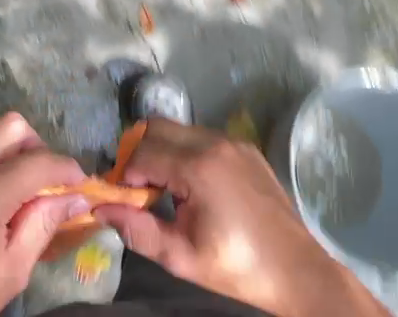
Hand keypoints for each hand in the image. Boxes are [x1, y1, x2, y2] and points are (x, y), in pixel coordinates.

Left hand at [0, 112, 90, 316]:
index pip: (38, 161)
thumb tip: (74, 197)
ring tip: (10, 198)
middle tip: (42, 183)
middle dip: (35, 148)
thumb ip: (43, 225)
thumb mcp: (10, 273)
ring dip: (6, 156)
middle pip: (11, 126)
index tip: (79, 184)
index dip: (66, 168)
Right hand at [92, 120, 388, 316]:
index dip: (126, 175)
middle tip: (141, 190)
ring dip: (164, 151)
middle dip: (140, 154)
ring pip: (180, 129)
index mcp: (198, 167)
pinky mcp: (246, 147)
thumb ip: (138, 230)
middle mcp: (214, 142)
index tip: (127, 200)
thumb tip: (101, 209)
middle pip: (157, 128)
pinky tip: (195, 187)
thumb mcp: (182, 257)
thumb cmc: (236, 265)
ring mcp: (233, 141)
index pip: (142, 153)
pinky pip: (203, 137)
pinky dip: (187, 152)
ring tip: (167, 190)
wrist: (296, 269)